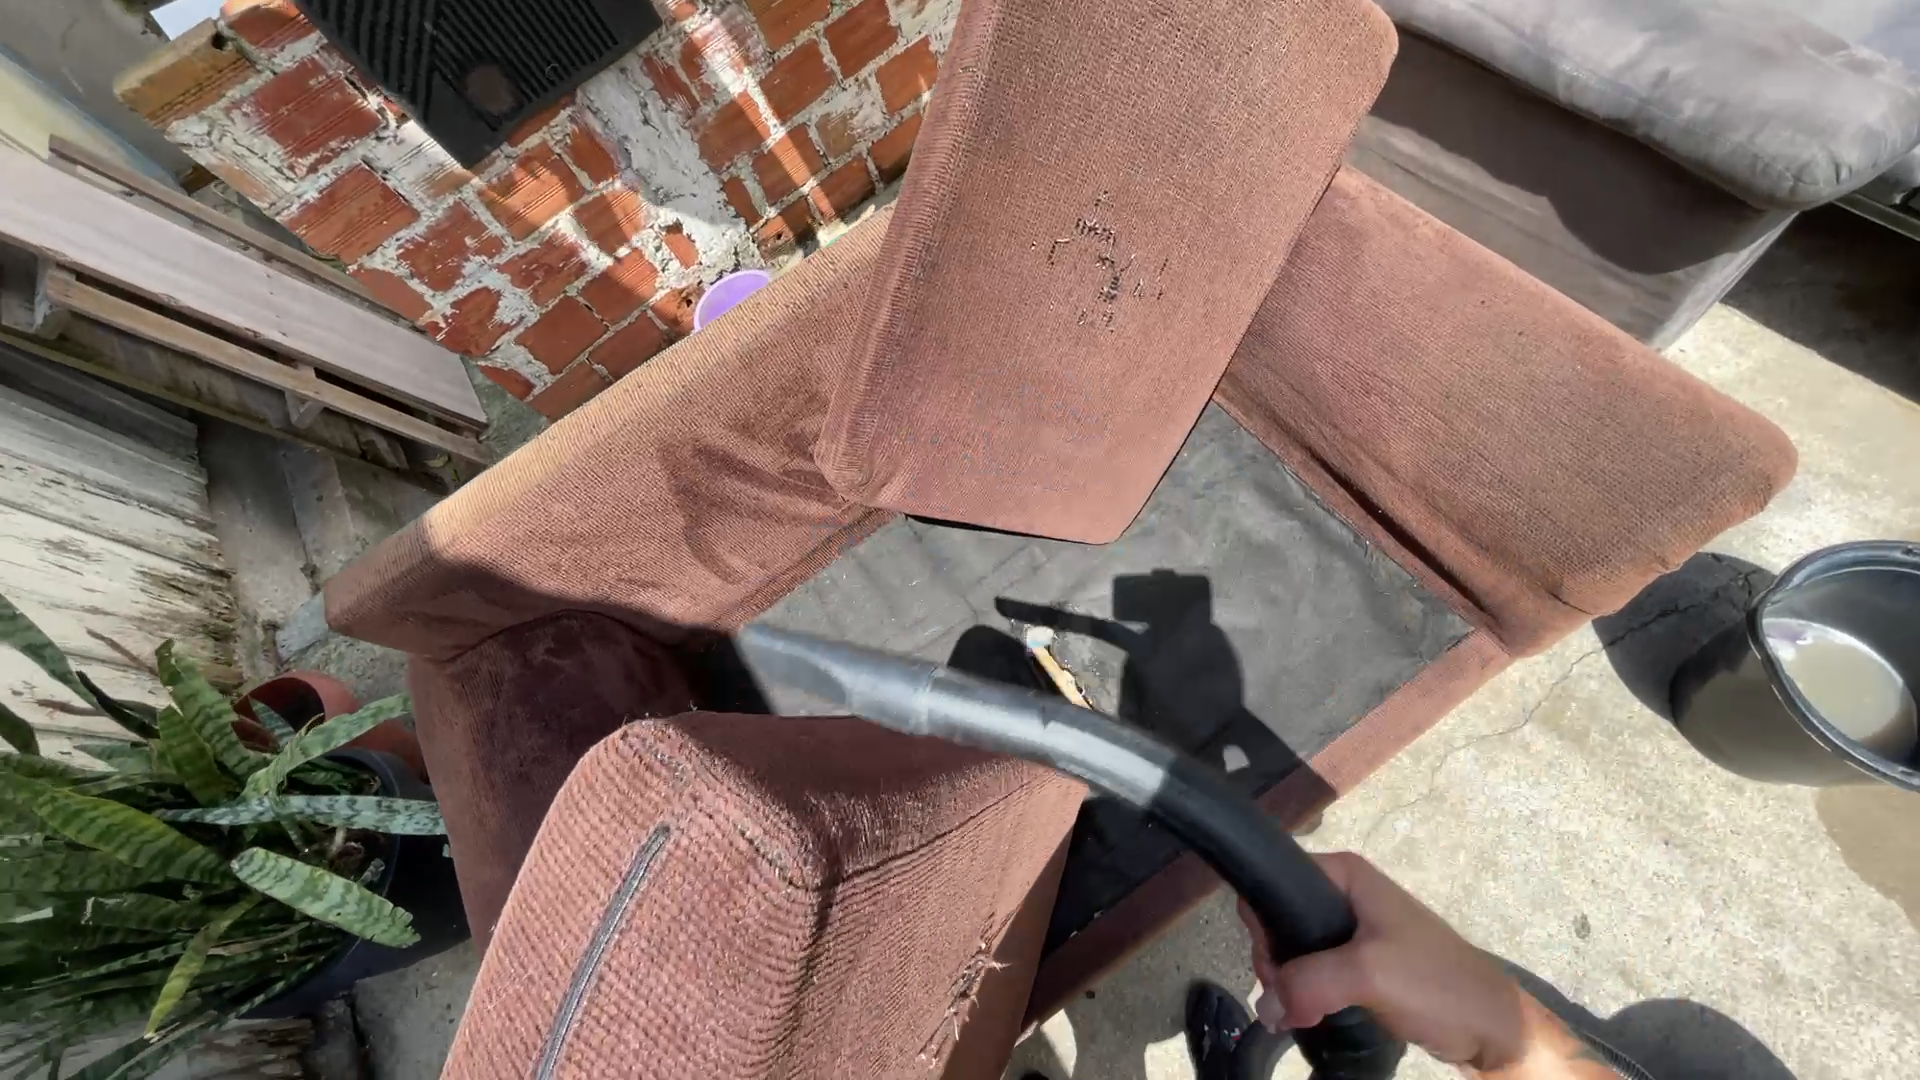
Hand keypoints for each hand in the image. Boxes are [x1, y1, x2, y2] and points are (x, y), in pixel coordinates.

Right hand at [1239, 852, 1529, 1070]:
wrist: (1497, 1030)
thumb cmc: (1436, 983)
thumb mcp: (1368, 975)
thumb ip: (1308, 984)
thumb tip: (1264, 1008)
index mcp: (1343, 872)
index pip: (1276, 880)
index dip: (1264, 923)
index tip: (1272, 967)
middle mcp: (1344, 890)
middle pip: (1280, 914)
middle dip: (1275, 957)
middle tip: (1283, 995)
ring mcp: (1353, 924)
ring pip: (1296, 943)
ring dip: (1289, 977)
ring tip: (1296, 1007)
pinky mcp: (1361, 957)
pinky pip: (1316, 963)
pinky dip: (1306, 986)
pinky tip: (1307, 1008)